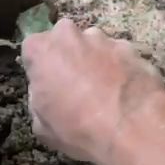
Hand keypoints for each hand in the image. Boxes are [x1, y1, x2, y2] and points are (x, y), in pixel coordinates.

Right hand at [21, 19, 164, 164]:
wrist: (132, 129)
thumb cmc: (77, 127)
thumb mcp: (41, 125)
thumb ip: (39, 98)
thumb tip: (47, 93)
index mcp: (41, 49)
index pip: (33, 48)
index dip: (41, 68)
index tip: (48, 85)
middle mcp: (70, 35)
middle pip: (65, 40)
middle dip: (69, 57)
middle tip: (76, 86)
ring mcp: (104, 39)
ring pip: (94, 47)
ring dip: (96, 62)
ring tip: (106, 93)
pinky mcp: (131, 48)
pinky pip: (120, 57)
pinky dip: (121, 70)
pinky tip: (126, 95)